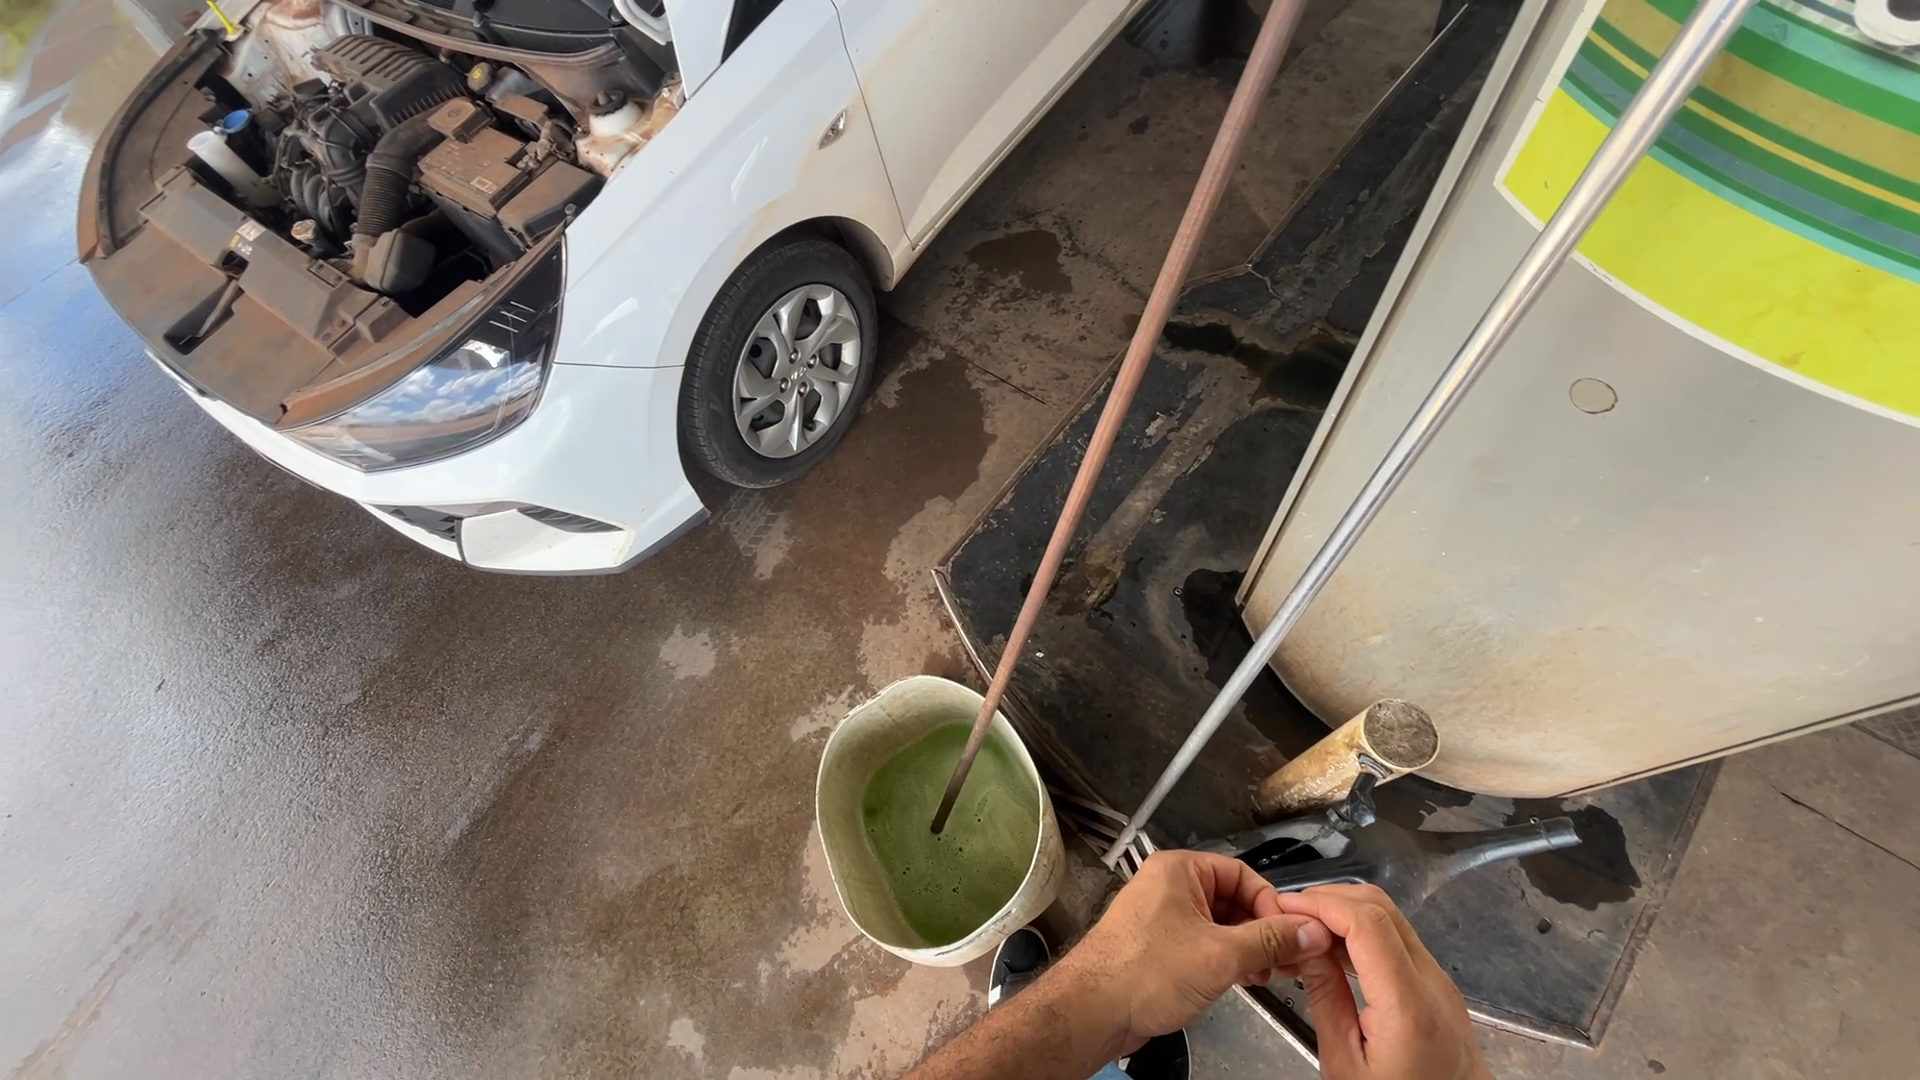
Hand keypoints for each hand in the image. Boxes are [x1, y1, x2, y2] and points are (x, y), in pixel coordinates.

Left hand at [1050, 850, 1334, 1055]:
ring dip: (1247, 948)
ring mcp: (1164, 915)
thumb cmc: (1150, 969)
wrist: (1097, 1008)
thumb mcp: (1221, 953)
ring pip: (1220, 924)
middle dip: (1262, 929)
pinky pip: (1204, 942)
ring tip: (1269, 975)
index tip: (1294, 934)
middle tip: (1289, 961)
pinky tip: (1245, 979)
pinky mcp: (1161, 945)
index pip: (1240, 873)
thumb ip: (1269, 940)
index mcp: (1179, 870)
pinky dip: (1227, 958)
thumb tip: (1312, 930)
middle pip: (1231, 898)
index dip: (1270, 902)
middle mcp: (1170, 885)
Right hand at [1273, 885, 1490, 1079]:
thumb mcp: (1344, 1065)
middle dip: (1330, 898)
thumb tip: (1304, 938)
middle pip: (1382, 908)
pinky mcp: (1441, 993)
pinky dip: (1363, 930)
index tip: (1283, 908)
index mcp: (1410, 1006)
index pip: (1366, 922)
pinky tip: (1334, 949)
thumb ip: (1325, 994)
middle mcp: (1435, 985)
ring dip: (1346, 911)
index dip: (1321, 903)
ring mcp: (1443, 986)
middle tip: (1290, 915)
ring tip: (1306, 930)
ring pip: (1392, 918)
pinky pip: (1399, 941)